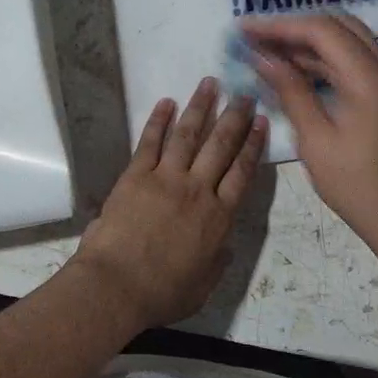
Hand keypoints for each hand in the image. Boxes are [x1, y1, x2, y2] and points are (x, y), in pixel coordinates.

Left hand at [67, 78, 267, 330]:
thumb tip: (225, 246)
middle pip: (220, 146)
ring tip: (210, 84)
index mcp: (218, 218)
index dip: (253, 146)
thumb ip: (217, 262)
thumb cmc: (162, 293)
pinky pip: (149, 142)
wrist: (116, 286)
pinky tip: (166, 102)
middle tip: (245, 94)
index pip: (242, 173)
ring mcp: (165, 179)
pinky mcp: (135, 176)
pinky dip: (158, 121)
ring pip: (188, 135)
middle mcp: (197, 190)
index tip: (261, 122)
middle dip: (234, 118)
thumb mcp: (203, 286)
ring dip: (200, 107)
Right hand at [244, 13, 377, 238]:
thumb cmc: (352, 181)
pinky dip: (321, 56)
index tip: (245, 29)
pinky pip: (350, 57)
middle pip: (336, 25)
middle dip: (293, 27)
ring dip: (306, 40)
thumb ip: (290, 90)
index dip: (280, 26)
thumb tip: (262, 58)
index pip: (322, 30)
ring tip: (264, 49)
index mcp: (369, 76)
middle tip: (255, 38)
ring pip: (344, 38)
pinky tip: (289, 66)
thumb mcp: (315, 137)